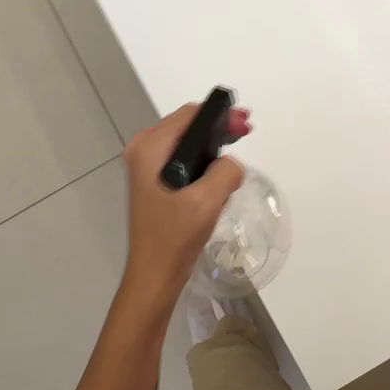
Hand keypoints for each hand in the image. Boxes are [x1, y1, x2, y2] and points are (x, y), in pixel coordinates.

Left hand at [117, 102, 251, 312]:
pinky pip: (182, 160)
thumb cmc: (174, 236)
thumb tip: (230, 164)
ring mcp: (146, 167)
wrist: (154, 275)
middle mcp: (143, 151)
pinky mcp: (153, 183)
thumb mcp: (207, 200)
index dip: (218, 114)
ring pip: (185, 143)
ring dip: (211, 145)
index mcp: (150, 148)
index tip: (244, 121)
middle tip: (246, 129)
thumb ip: (225, 171)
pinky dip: (202, 161)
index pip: (189, 115)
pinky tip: (220, 172)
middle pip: (186, 126)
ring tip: (237, 147)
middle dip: (217, 127)